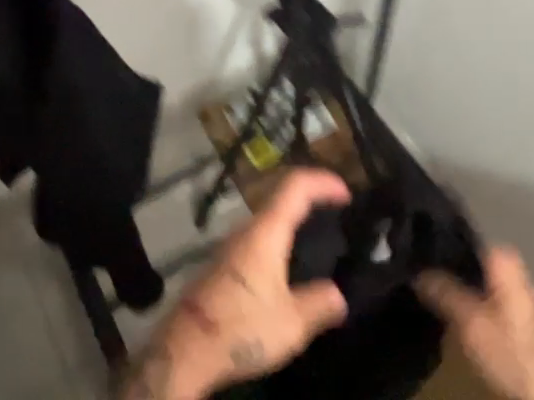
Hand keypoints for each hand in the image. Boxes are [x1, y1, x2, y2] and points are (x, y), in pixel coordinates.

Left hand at [120, 169, 352, 398]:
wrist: (185, 350)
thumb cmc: (241, 327)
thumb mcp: (292, 323)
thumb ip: (320, 304)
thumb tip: (338, 296)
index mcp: (266, 232)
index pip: (296, 186)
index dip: (323, 182)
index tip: (348, 192)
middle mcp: (246, 230)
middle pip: (280, 198)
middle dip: (311, 199)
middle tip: (337, 213)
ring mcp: (230, 247)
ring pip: (267, 221)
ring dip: (293, 222)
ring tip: (318, 239)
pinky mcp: (222, 266)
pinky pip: (258, 241)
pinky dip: (279, 242)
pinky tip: (288, 268)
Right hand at [416, 246, 533, 399]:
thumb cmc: (509, 349)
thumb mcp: (469, 321)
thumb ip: (443, 292)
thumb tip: (416, 272)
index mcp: (504, 259)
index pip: (465, 234)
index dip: (439, 236)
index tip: (415, 241)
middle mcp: (511, 265)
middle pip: (469, 253)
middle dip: (445, 259)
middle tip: (414, 263)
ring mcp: (513, 287)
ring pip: (474, 272)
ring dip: (453, 277)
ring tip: (423, 280)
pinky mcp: (511, 307)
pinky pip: (480, 288)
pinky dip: (464, 291)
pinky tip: (446, 300)